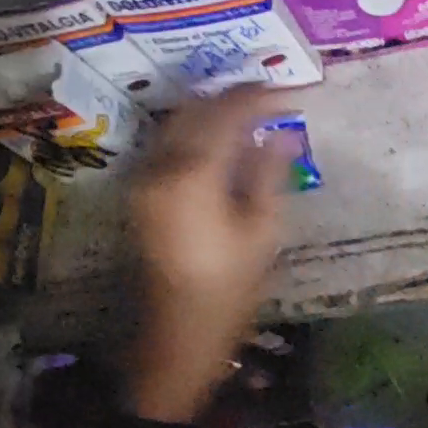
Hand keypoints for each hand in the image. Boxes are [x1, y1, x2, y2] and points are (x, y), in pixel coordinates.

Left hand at [128, 87, 294, 421]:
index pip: (226, 113)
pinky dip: (195, 131)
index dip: (257, 96)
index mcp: (194, 174)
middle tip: (269, 97)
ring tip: (250, 114)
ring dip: (211, 110)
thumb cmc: (229, 288)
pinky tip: (222, 141)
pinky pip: (168, 144)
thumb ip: (269, 173)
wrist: (177, 335)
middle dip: (232, 96)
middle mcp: (160, 167)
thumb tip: (282, 134)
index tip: (287, 92)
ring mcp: (144, 179)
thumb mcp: (262, 231)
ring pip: (176, 122)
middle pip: (194, 109)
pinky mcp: (140, 193)